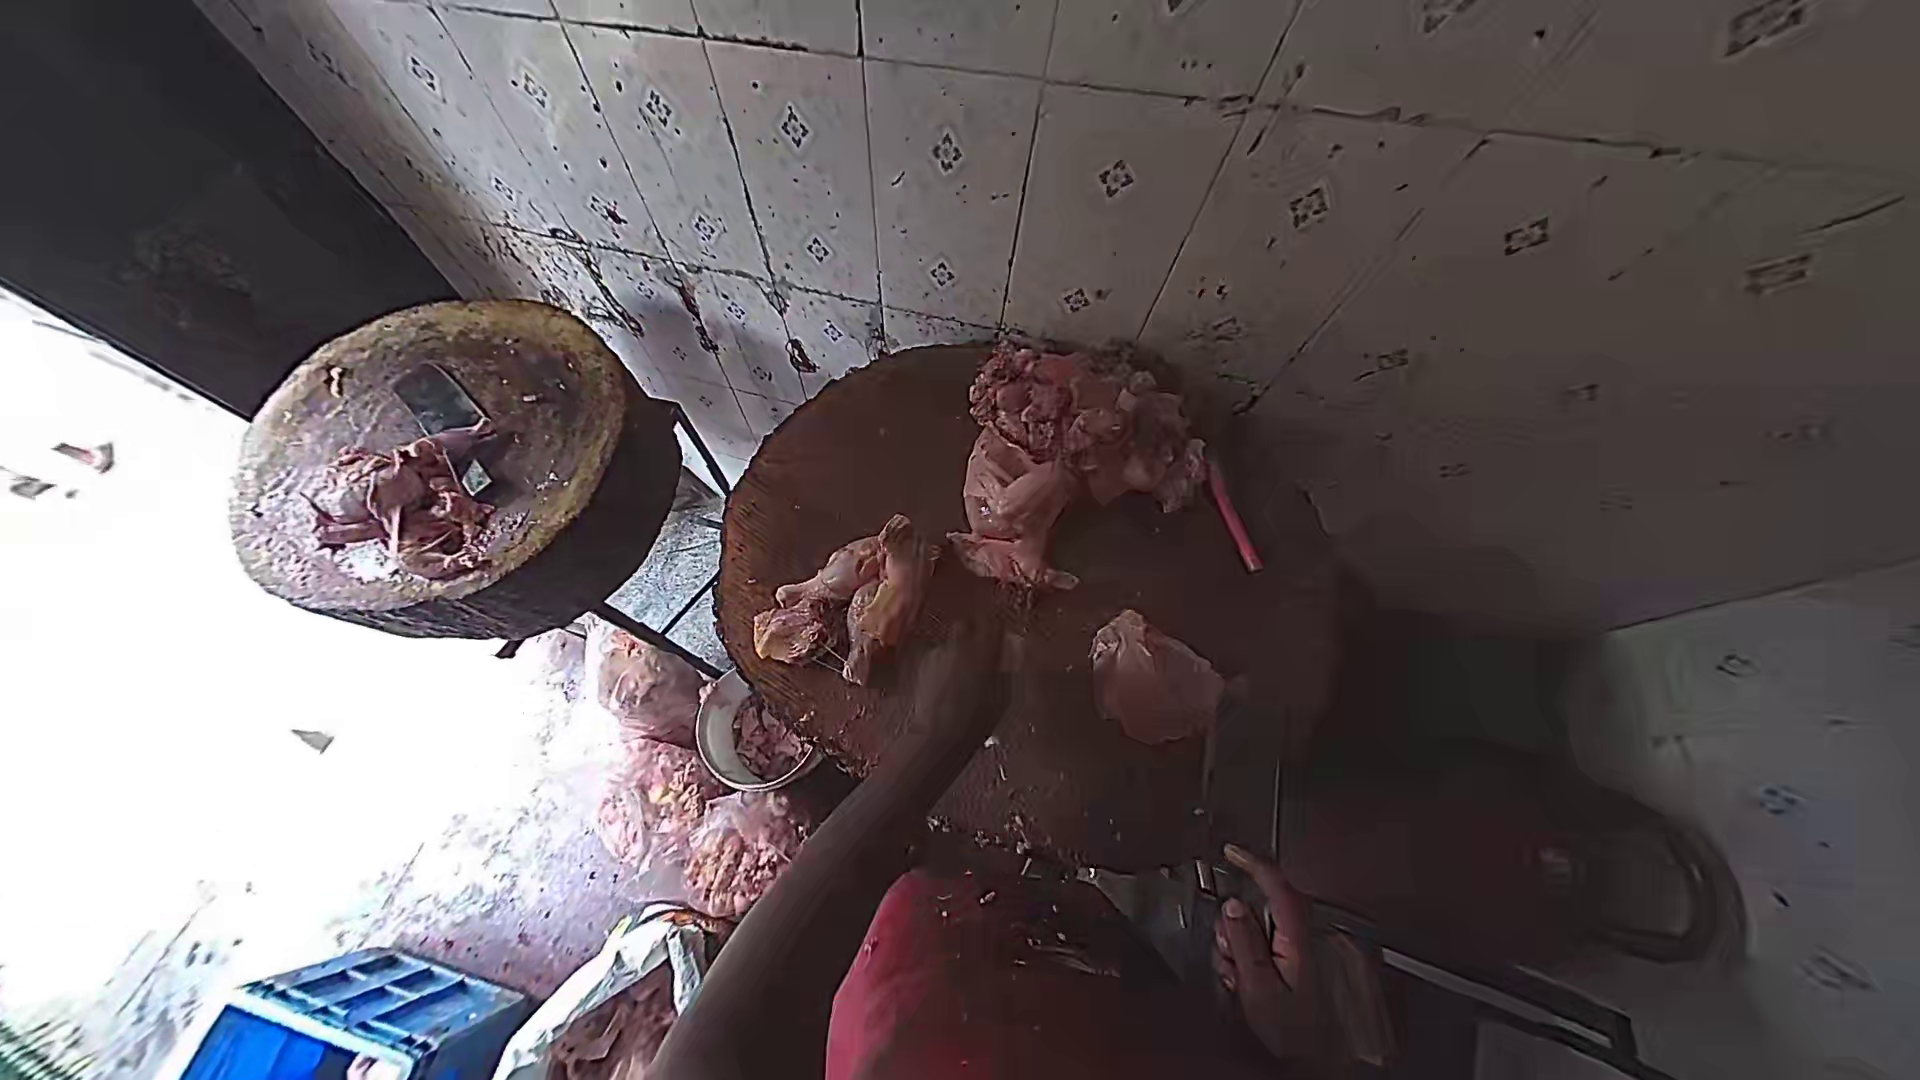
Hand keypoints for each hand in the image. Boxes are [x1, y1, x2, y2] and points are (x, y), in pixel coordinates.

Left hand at [905, 619, 1006, 741]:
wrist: (941, 733)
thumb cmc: (976, 719)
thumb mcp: (1004, 695)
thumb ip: (1009, 667)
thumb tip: (1011, 649)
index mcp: (985, 651)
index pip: (993, 624)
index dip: (997, 630)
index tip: (999, 638)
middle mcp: (961, 646)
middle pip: (967, 625)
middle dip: (973, 633)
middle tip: (980, 651)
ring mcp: (940, 652)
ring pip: (952, 642)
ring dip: (958, 652)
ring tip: (962, 677)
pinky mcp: (925, 663)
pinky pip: (939, 656)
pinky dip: (943, 664)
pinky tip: (947, 684)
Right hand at [1214, 843, 1320, 1062]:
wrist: (1338, 1077)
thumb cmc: (1304, 1043)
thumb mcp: (1259, 993)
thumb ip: (1243, 943)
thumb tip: (1233, 906)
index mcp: (1304, 940)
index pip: (1278, 883)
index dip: (1252, 861)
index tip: (1232, 851)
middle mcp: (1322, 940)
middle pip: (1269, 908)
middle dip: (1240, 925)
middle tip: (1230, 957)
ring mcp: (1330, 954)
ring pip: (1277, 928)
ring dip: (1253, 946)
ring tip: (1247, 981)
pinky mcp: (1333, 969)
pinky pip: (1291, 945)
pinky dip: (1271, 957)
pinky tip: (1265, 985)